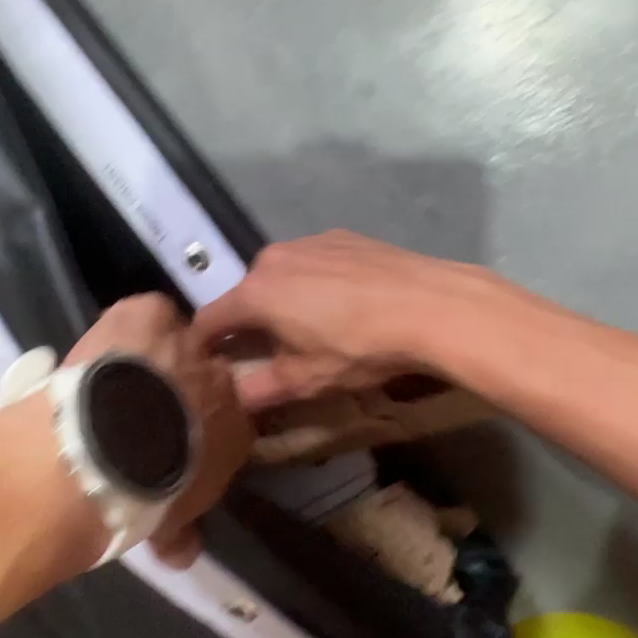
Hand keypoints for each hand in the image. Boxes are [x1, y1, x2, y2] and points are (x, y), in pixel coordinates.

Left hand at [66, 294, 248, 568]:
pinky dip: (131, 325)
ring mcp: (186, 343)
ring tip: (118, 379)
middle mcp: (222, 381)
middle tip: (143, 412)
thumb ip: (180, 531)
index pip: (229, 425)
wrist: (109, 446)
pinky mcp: (150, 314)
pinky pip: (148, 313)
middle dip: (181, 392)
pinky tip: (109, 346)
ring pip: (176, 342)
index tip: (172, 446)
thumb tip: (180, 552)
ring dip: (155, 358)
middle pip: (205, 379)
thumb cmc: (146, 492)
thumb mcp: (168, 523)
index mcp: (237, 429)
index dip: (198, 433)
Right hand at [192, 231, 504, 408]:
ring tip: (317, 325)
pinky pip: (315, 262)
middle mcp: (273, 258)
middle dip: (252, 321)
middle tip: (274, 349)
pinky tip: (349, 302)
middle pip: (247, 293)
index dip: (206, 344)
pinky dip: (318, 281)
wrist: (431, 306)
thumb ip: (261, 390)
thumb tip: (234, 401)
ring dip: (286, 298)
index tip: (210, 362)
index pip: (211, 319)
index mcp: (255, 293)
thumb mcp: (307, 380)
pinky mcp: (343, 236)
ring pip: (282, 274)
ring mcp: (309, 241)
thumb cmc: (359, 348)